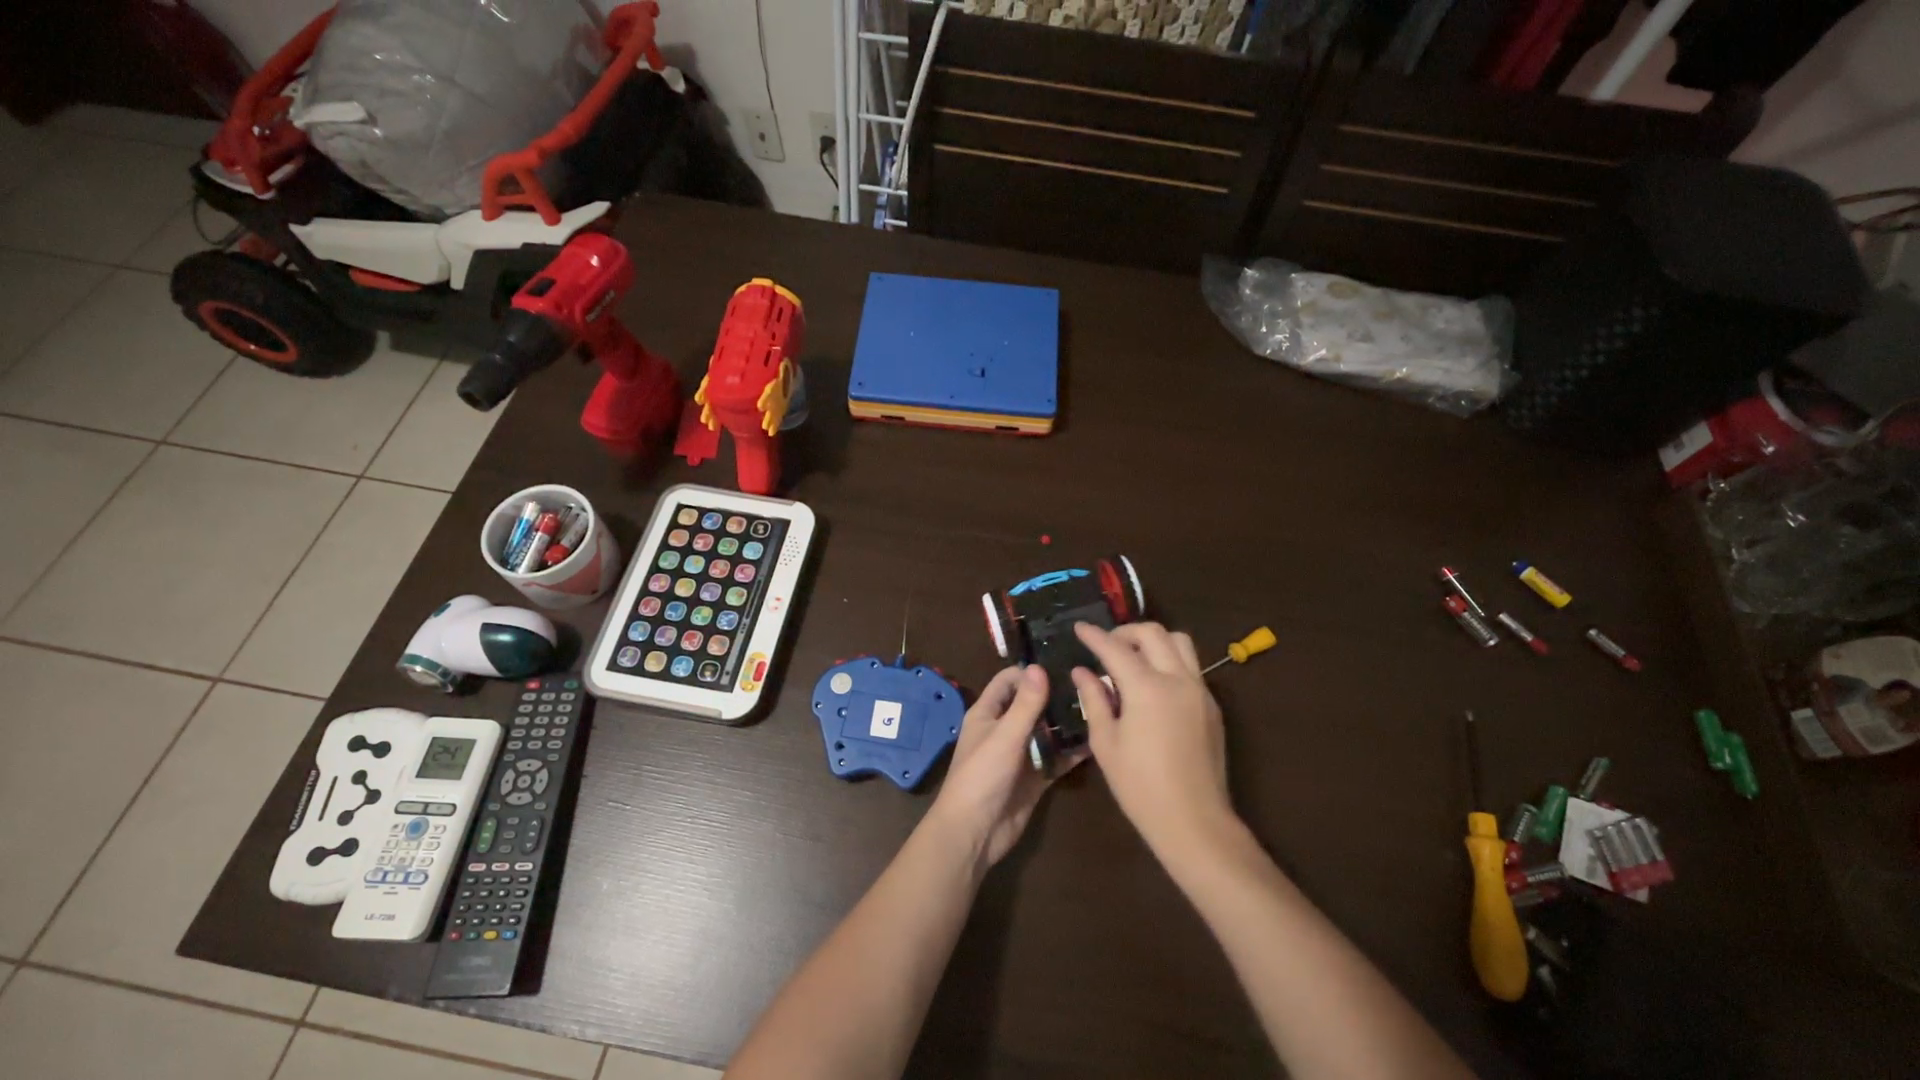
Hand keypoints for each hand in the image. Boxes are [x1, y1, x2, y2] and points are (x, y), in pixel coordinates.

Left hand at [928, 665, 1085, 869]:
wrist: (975, 832)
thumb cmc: (982, 776)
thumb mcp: (1004, 735)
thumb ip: (1025, 704)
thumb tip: (1039, 667)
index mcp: (987, 714)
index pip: (1008, 681)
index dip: (1031, 672)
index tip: (1063, 665)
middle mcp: (1004, 730)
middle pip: (1032, 705)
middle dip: (1057, 696)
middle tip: (1092, 685)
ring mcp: (1021, 754)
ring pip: (1047, 732)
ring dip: (1068, 724)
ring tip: (1101, 709)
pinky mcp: (1035, 777)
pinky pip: (1056, 759)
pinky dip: (1072, 752)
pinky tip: (1097, 743)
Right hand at [1072, 622, 1235, 856]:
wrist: (1193, 820)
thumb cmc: (1139, 786)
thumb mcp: (1106, 743)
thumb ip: (1094, 700)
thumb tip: (1082, 672)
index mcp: (1147, 688)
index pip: (1115, 648)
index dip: (1094, 636)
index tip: (1078, 628)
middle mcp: (1178, 679)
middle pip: (1154, 633)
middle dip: (1126, 632)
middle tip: (1106, 645)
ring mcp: (1200, 691)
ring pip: (1180, 643)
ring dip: (1154, 641)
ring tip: (1133, 659)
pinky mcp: (1212, 706)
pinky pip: (1191, 667)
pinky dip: (1170, 662)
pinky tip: (1153, 686)